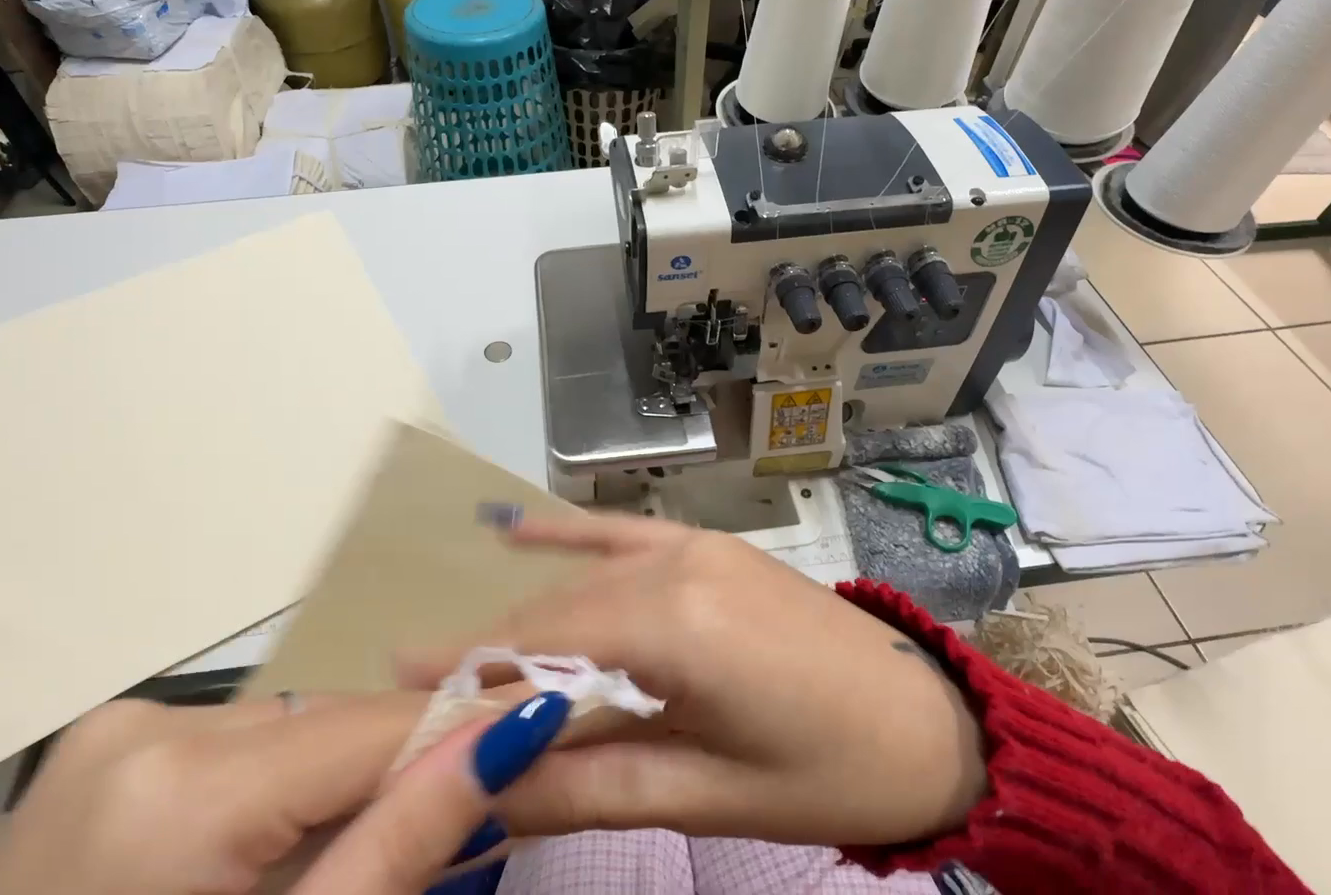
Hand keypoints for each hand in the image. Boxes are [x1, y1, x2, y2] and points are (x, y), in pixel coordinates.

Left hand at [0, 690, 571, 894]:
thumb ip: (400, 847)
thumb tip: (505, 740)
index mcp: (183, 786)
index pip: (370, 726)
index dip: (467, 721)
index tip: (549, 714)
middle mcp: (148, 724)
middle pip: (330, 722)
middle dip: (405, 760)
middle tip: (477, 797)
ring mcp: (115, 728)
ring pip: (288, 728)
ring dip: (344, 773)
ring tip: (377, 838)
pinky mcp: (102, 746)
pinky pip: (235, 744)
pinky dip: (284, 780)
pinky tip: (293, 841)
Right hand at [399, 511, 988, 847]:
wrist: (930, 724)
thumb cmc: (830, 772)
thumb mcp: (709, 796)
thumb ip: (589, 788)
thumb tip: (484, 795)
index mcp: (678, 625)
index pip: (544, 646)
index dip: (471, 672)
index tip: (400, 691)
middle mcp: (678, 564)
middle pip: (556, 609)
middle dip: (489, 653)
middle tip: (422, 694)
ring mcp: (697, 545)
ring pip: (584, 578)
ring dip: (525, 617)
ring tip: (458, 654)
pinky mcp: (712, 547)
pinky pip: (626, 532)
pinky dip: (570, 535)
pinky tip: (517, 533)